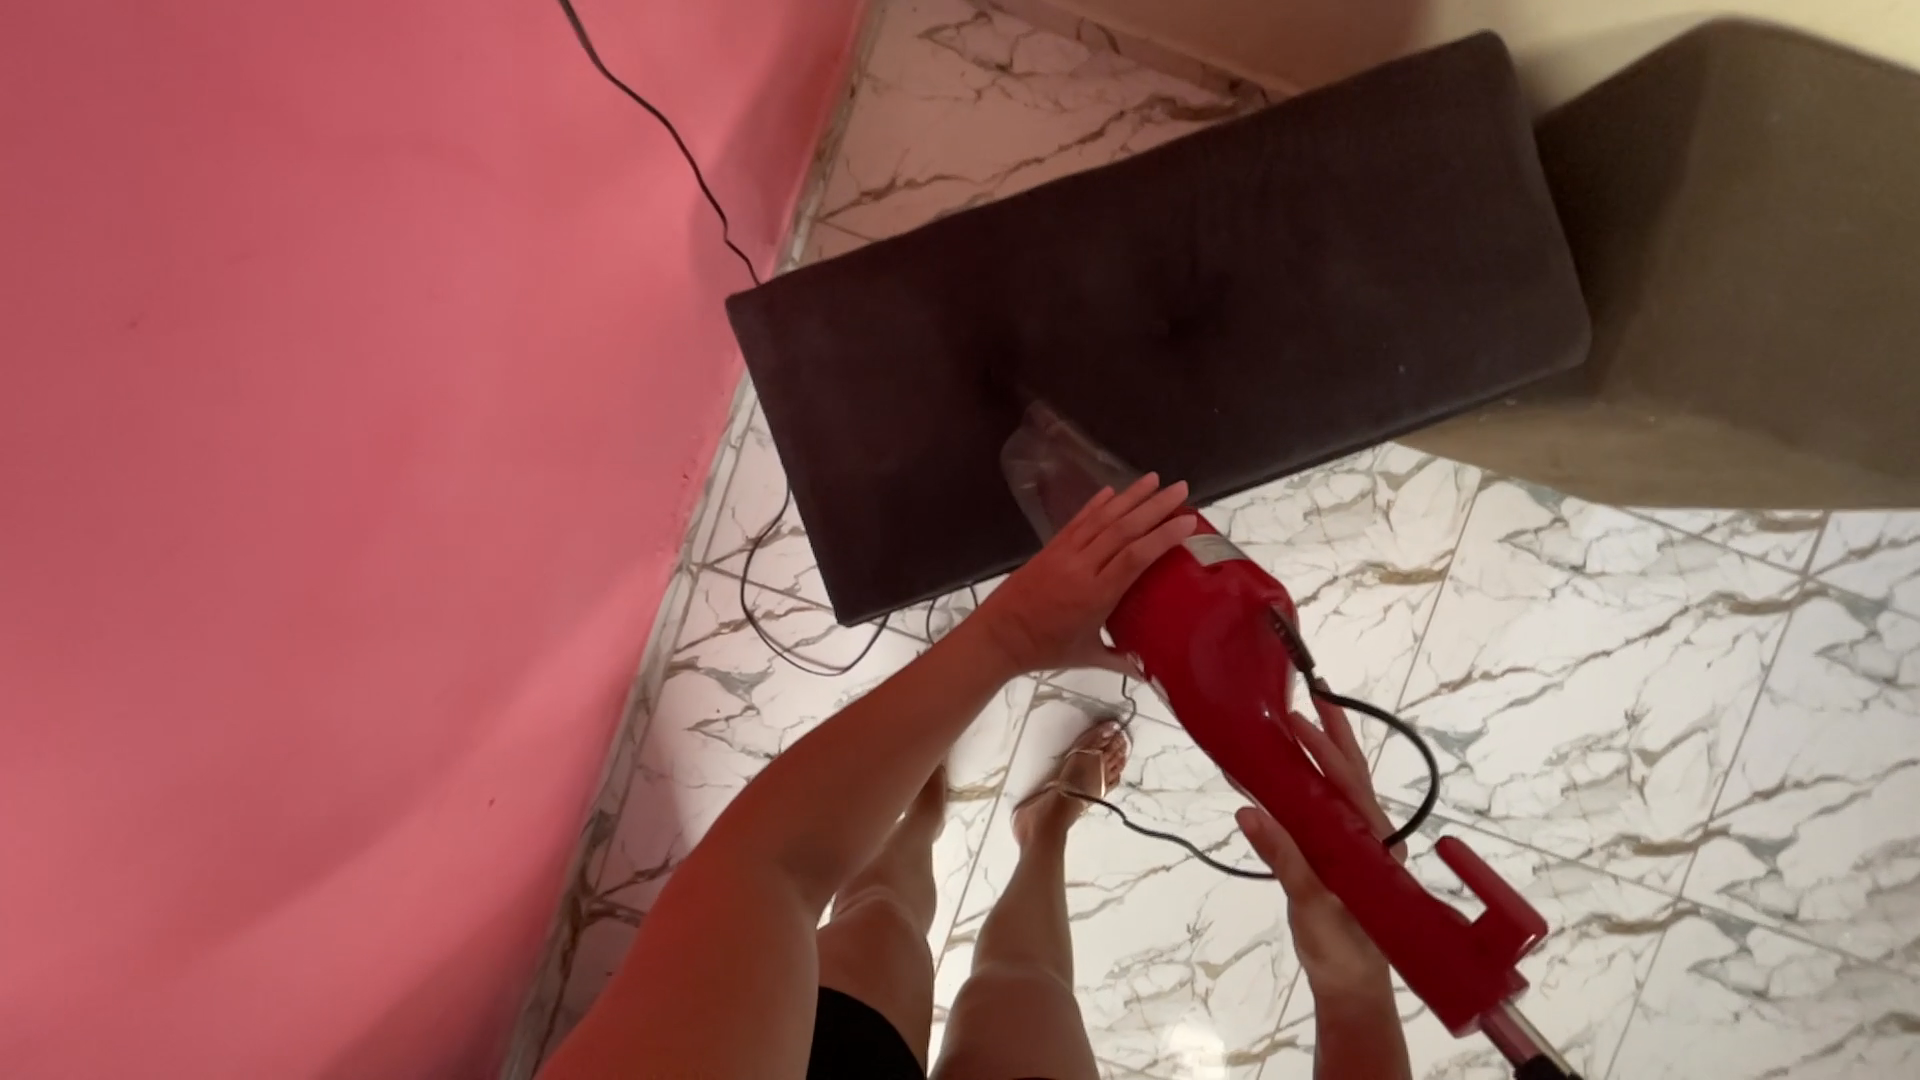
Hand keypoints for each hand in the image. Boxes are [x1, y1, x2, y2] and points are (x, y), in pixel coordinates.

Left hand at [971, 474, 1194, 674]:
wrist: (998, 635)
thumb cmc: (1045, 649)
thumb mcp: (1087, 658)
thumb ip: (1122, 660)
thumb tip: (1153, 669)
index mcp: (1096, 595)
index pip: (1136, 557)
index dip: (1163, 536)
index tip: (1188, 520)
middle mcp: (1082, 567)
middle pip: (1123, 529)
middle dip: (1155, 506)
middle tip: (1181, 488)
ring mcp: (1064, 553)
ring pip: (1102, 518)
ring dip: (1130, 496)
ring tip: (1154, 479)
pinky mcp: (1050, 548)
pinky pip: (1077, 521)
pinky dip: (1096, 504)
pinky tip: (1112, 491)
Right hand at [1235, 684, 1407, 999]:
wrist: (1349, 984)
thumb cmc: (1339, 947)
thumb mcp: (1310, 905)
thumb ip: (1283, 858)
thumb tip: (1247, 811)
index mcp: (1374, 842)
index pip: (1351, 783)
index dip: (1327, 749)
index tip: (1300, 718)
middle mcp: (1367, 834)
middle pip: (1351, 773)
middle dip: (1332, 733)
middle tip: (1311, 693)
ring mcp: (1351, 841)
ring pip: (1337, 785)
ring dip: (1320, 749)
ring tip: (1297, 715)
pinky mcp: (1333, 849)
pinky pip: (1318, 805)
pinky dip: (1300, 778)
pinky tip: (1278, 766)